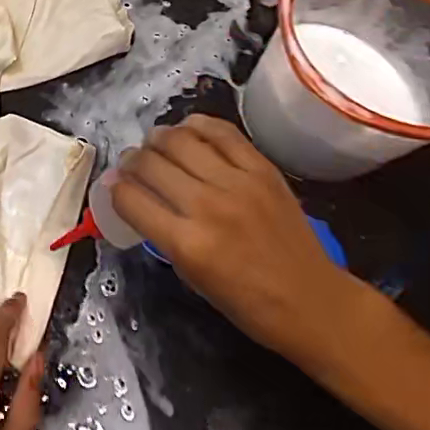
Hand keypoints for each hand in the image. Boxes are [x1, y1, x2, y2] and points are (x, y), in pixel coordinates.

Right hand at [110, 114, 373, 368]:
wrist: (315, 303)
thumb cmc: (247, 302)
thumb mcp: (190, 276)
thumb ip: (156, 231)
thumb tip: (124, 193)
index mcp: (187, 244)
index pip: (128, 197)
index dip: (114, 188)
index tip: (115, 187)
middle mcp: (208, 207)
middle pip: (148, 162)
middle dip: (130, 162)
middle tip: (133, 167)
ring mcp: (238, 183)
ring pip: (177, 139)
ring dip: (156, 140)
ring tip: (156, 147)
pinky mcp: (262, 169)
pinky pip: (219, 131)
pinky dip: (195, 126)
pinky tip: (187, 133)